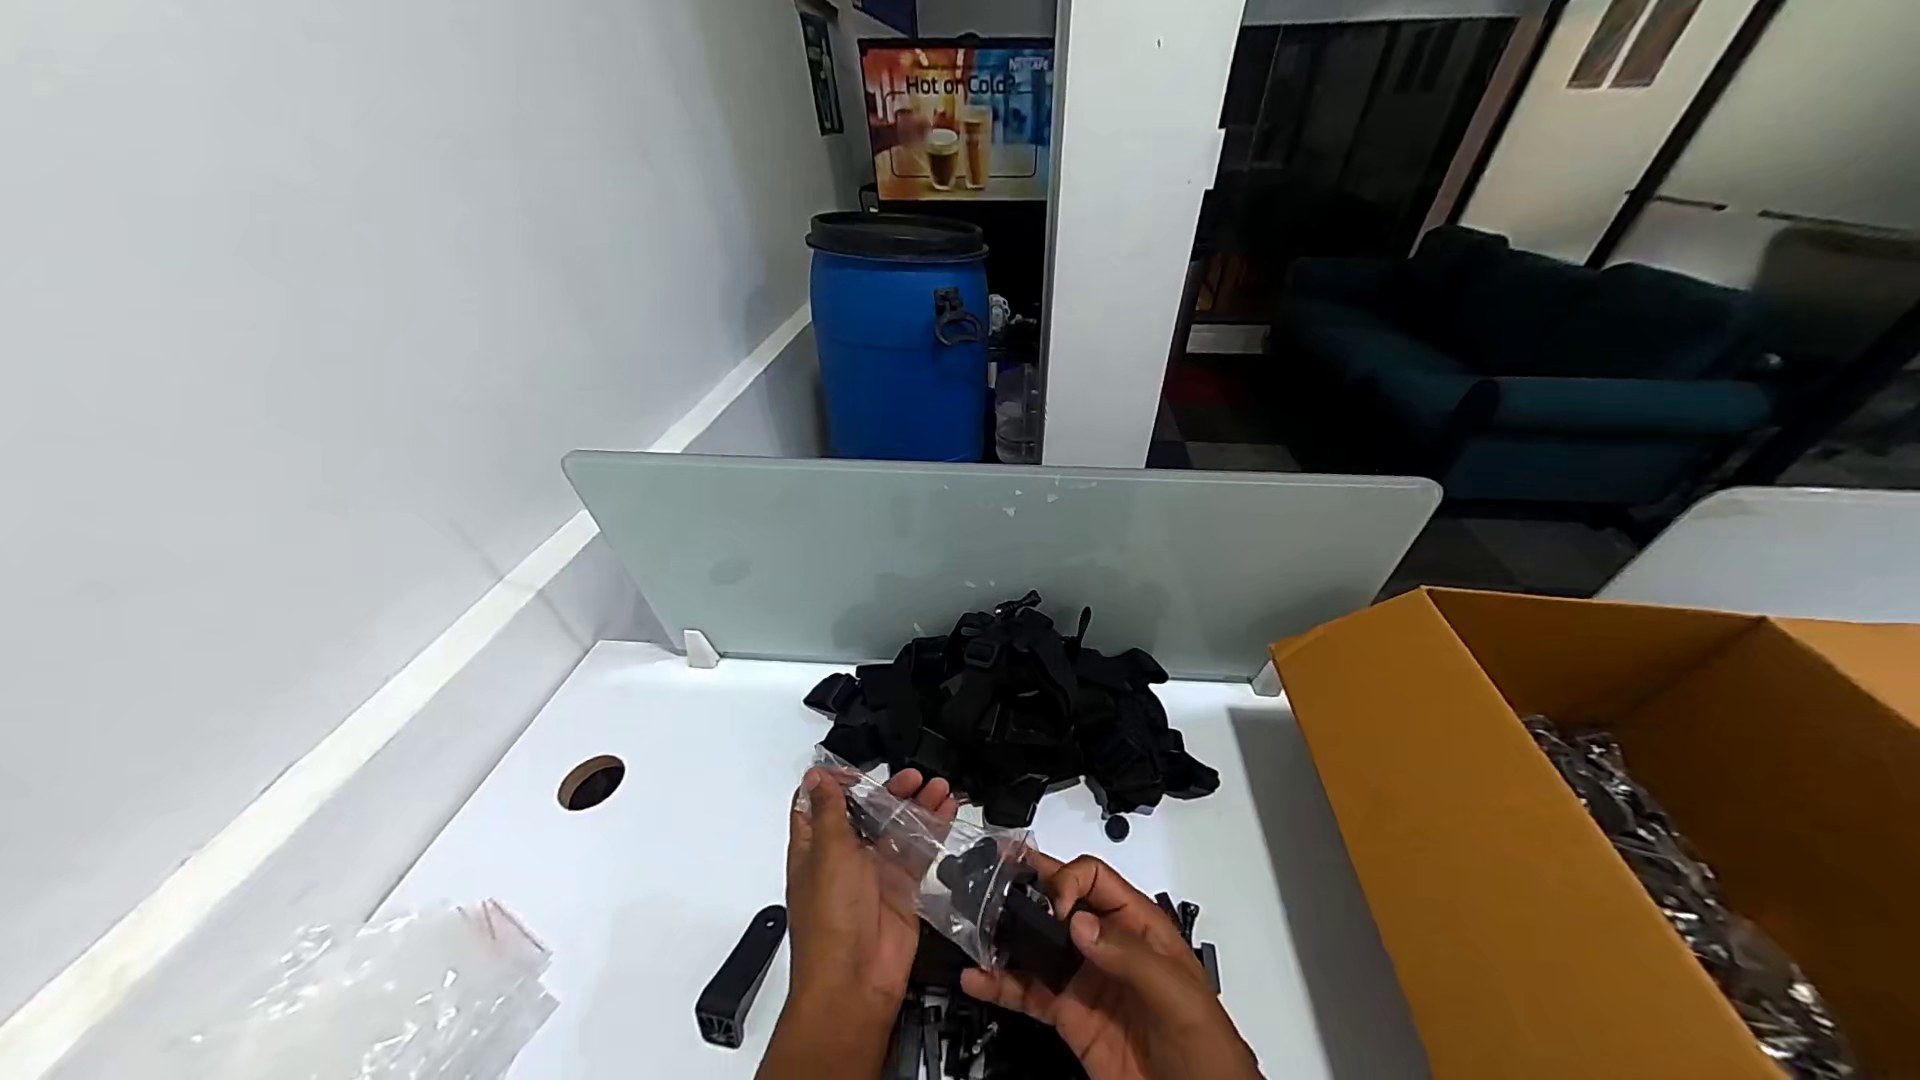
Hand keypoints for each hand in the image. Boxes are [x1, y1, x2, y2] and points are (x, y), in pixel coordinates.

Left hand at [758, 767, 957, 1078]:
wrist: (857, 980)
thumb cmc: (829, 923)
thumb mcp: (828, 853)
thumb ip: (829, 811)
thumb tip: (815, 776)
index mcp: (815, 846)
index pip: (821, 803)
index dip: (837, 782)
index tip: (860, 769)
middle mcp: (844, 857)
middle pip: (867, 811)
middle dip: (889, 790)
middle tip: (912, 776)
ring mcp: (874, 871)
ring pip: (897, 826)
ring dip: (916, 805)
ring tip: (937, 786)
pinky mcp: (901, 887)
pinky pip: (919, 850)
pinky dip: (934, 828)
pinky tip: (947, 811)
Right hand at [960, 853, 1261, 1079]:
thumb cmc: (1208, 1050)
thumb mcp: (1177, 994)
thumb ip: (1129, 955)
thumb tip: (1079, 922)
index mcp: (1136, 925)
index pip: (1091, 878)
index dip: (1067, 882)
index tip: (1055, 910)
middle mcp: (1104, 944)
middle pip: (1057, 901)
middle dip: (1024, 888)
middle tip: (991, 880)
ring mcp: (1083, 979)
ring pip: (1035, 944)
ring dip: (1004, 935)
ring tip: (974, 929)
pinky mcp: (1068, 1015)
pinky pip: (1028, 992)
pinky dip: (1000, 984)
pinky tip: (979, 979)